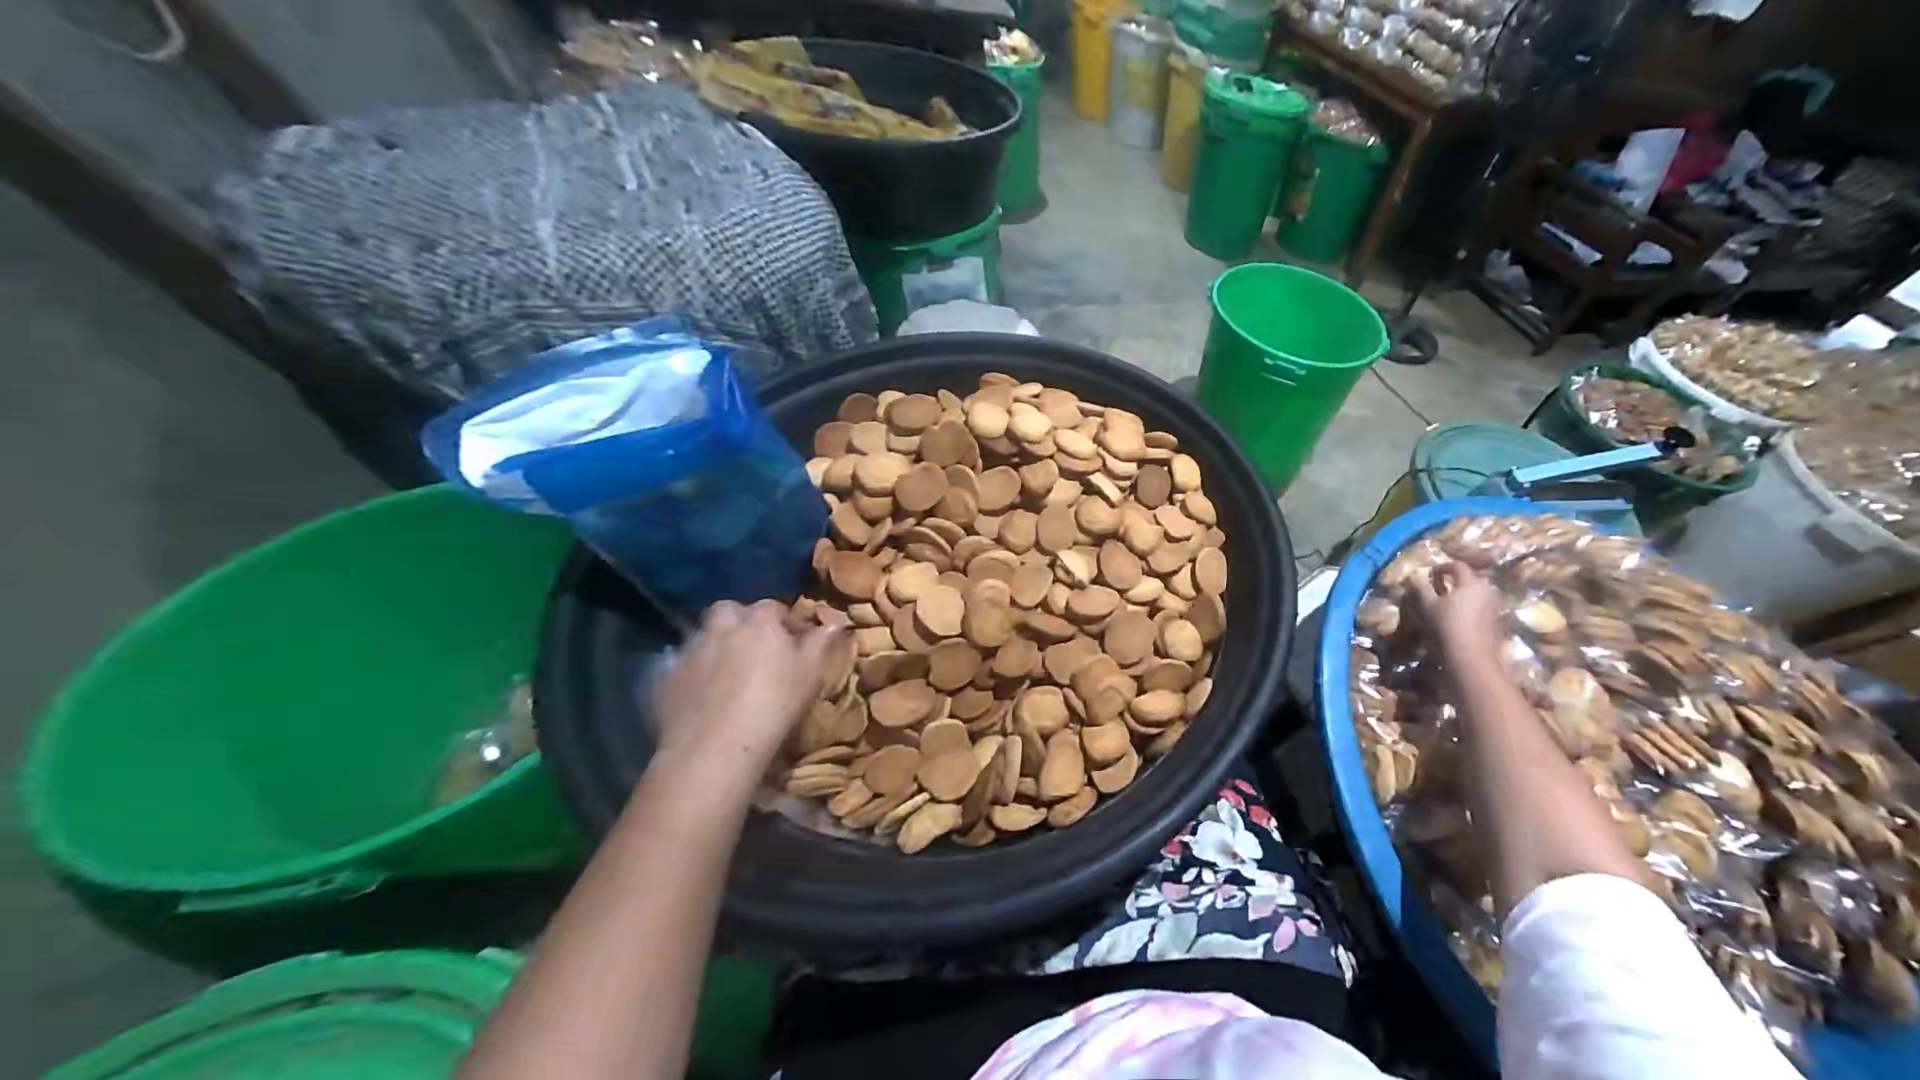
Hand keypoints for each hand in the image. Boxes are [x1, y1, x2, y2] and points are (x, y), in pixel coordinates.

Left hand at [648, 600, 841, 786]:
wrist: (716, 745)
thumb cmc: (775, 705)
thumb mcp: (811, 675)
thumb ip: (821, 644)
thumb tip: (836, 622)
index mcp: (759, 621)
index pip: (774, 607)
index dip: (787, 623)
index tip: (797, 642)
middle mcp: (722, 626)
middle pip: (730, 611)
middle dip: (741, 622)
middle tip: (755, 649)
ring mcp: (690, 648)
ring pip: (703, 635)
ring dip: (715, 645)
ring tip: (727, 672)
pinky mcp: (666, 675)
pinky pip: (680, 664)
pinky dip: (692, 672)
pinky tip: (701, 693)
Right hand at [1411, 564, 1503, 667]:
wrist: (1472, 655)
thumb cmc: (1447, 625)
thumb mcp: (1427, 605)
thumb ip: (1421, 588)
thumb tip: (1414, 577)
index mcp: (1470, 582)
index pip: (1457, 566)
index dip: (1442, 567)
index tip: (1430, 574)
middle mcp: (1488, 589)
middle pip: (1472, 578)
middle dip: (1457, 580)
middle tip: (1442, 587)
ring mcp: (1496, 605)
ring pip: (1480, 592)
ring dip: (1466, 593)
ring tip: (1451, 602)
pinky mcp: (1499, 619)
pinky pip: (1484, 605)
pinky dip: (1473, 606)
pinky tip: (1462, 616)